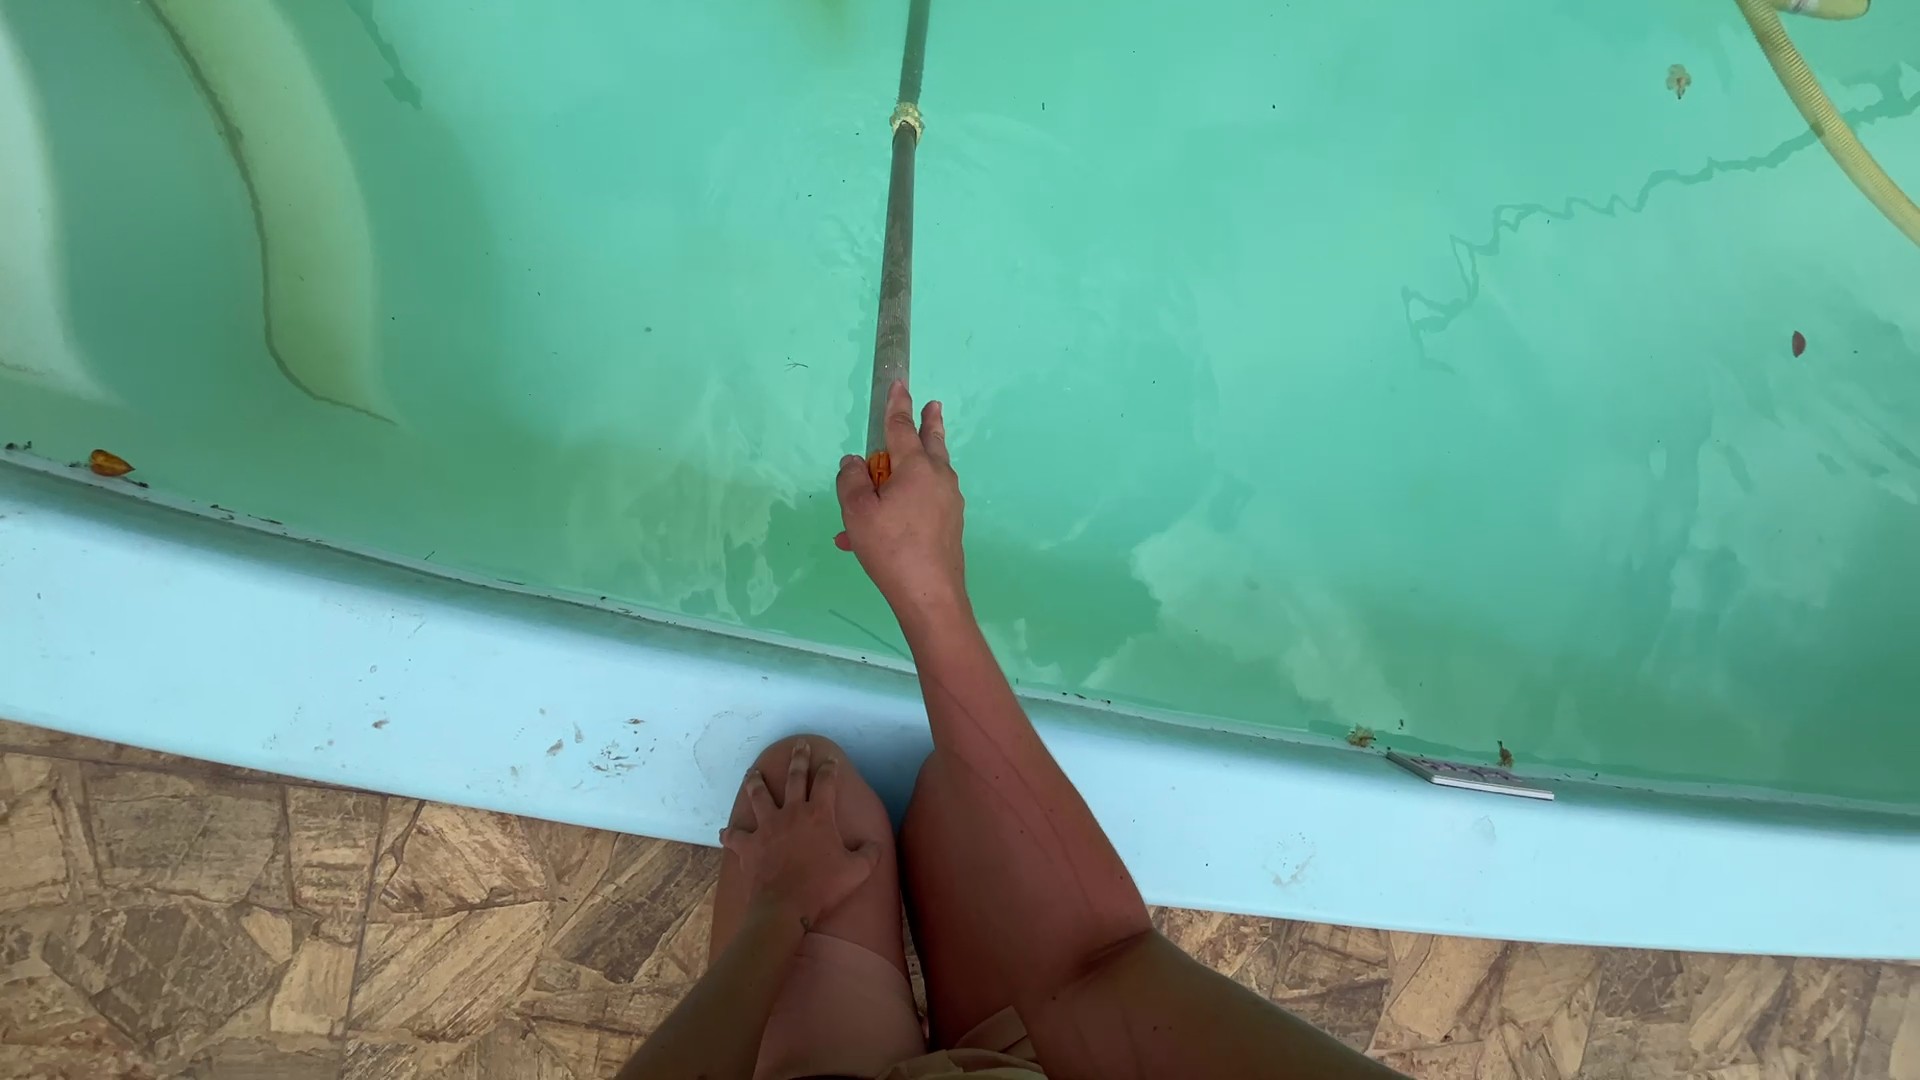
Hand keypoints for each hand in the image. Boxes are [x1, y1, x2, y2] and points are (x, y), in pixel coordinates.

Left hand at [719, 740, 880, 929]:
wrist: (784, 908)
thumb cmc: (822, 887)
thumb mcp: (856, 872)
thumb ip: (869, 854)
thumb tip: (875, 844)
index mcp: (818, 814)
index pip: (826, 782)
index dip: (830, 768)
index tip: (830, 759)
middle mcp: (792, 812)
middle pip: (794, 778)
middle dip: (798, 759)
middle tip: (798, 744)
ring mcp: (767, 827)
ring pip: (760, 796)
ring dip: (757, 783)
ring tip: (753, 772)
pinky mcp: (749, 845)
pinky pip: (736, 835)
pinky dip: (730, 833)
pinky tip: (725, 831)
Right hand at [834, 381, 967, 624]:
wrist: (930, 595)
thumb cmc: (890, 548)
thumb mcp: (858, 512)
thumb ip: (852, 481)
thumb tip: (854, 462)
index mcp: (917, 468)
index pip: (901, 428)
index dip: (896, 405)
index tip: (899, 385)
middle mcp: (939, 479)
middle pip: (931, 443)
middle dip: (928, 423)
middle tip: (933, 405)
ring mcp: (949, 504)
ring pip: (930, 474)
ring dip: (911, 468)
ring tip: (896, 468)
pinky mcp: (950, 526)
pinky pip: (924, 504)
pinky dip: (904, 506)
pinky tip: (877, 532)